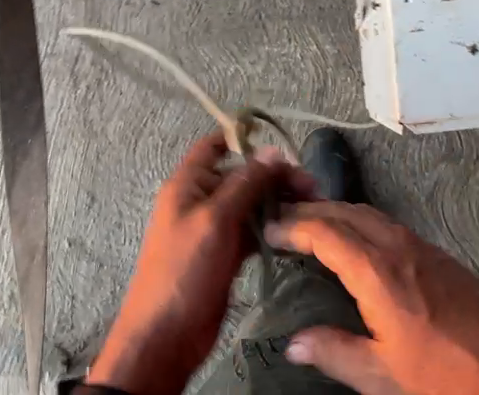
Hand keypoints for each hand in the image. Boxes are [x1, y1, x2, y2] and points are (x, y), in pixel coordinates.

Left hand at [88, 135, 316, 394]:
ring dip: (280, 203)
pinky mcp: (226, 254)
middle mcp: (201, 200)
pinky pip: (253, 230)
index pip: (215, 145)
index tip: (282, 145)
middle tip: (313, 189)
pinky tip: (298, 232)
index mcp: (188, 184)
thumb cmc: (184, 271)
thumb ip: (245, 183)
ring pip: (252, 203)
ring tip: (313, 209)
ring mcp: (214, 228)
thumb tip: (273, 151)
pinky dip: (273, 228)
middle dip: (276, 177)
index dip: (244, 138)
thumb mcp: (215, 220)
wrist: (164, 340)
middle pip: (243, 175)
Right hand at [266, 202, 478, 394]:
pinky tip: (353, 240)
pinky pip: (386, 223)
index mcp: (378, 271)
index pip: (326, 233)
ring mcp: (419, 245)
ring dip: (336, 212)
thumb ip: (336, 352)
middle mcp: (396, 246)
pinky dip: (359, 221)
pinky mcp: (435, 253)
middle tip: (281, 217)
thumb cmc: (448, 372)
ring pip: (368, 213)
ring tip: (309, 223)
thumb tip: (294, 342)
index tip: (268, 228)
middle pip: (346, 212)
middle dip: (311, 209)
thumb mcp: (384, 375)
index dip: (294, 226)